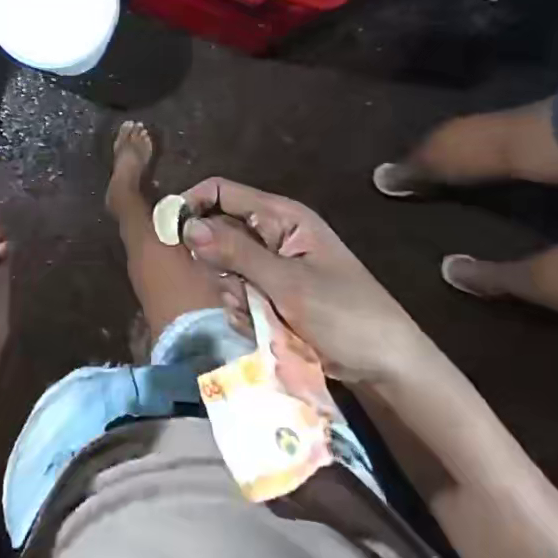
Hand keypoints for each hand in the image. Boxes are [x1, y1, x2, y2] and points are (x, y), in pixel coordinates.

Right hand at [180, 178, 430, 384]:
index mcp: (280, 216)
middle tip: (236, 292)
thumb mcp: (288, 283)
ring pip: (222, 269)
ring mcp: (270, 266)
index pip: (221, 192)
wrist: (387, 366)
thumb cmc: (346, 314)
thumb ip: (236, 254)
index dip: (193, 205)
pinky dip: (241, 312)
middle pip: (217, 233)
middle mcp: (270, 234)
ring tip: (258, 316)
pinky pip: (235, 294)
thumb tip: (187, 226)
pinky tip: (262, 329)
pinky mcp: (270, 294)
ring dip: (230, 294)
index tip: (170, 235)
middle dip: (217, 265)